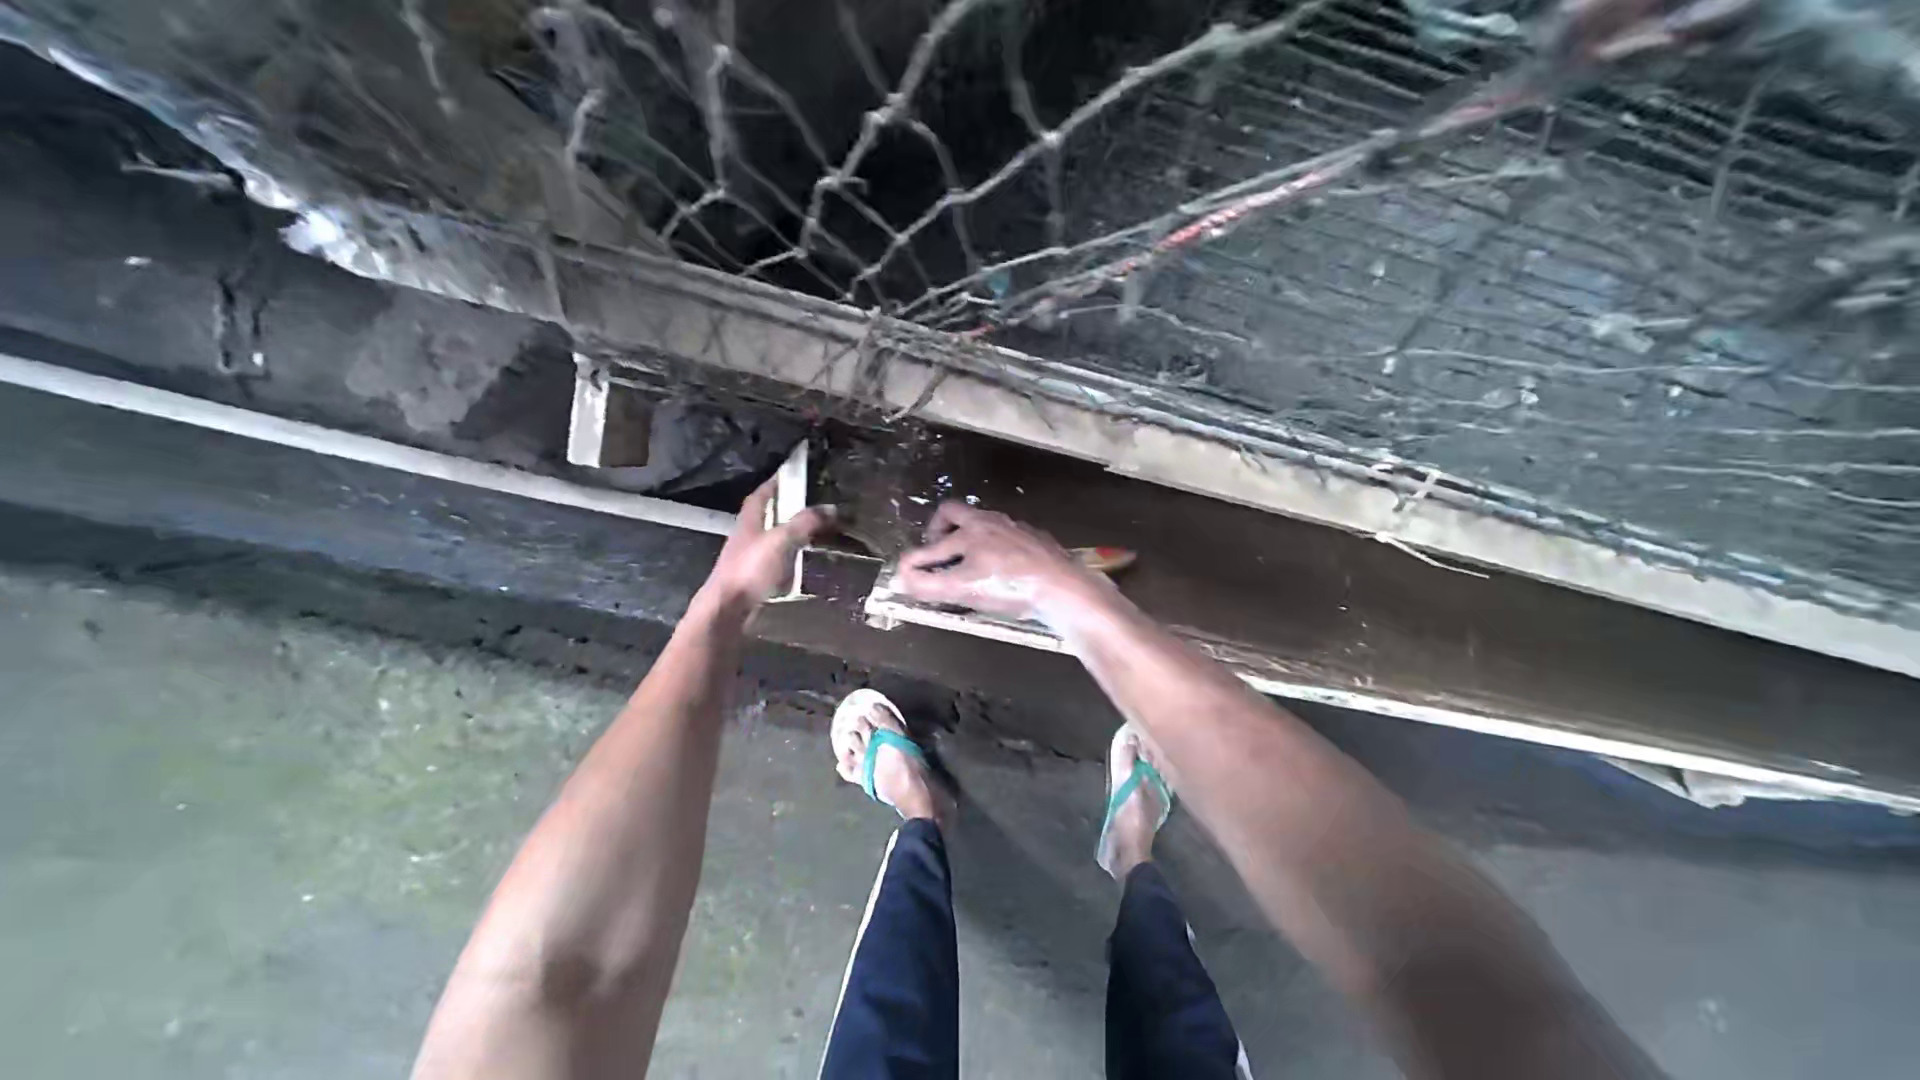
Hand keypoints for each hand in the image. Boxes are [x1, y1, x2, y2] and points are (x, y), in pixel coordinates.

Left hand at [695, 476, 834, 616]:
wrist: (727, 612)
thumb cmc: (750, 570)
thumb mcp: (781, 541)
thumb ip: (804, 523)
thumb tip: (831, 507)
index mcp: (748, 523)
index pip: (759, 496)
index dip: (773, 484)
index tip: (789, 474)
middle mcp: (746, 540)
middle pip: (766, 519)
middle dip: (785, 511)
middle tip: (811, 507)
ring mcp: (748, 563)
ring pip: (771, 543)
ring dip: (789, 539)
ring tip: (814, 536)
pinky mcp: (754, 583)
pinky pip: (776, 566)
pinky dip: (790, 563)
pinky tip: (804, 567)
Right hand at [895, 502, 1114, 625]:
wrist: (1063, 588)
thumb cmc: (1009, 587)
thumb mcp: (962, 589)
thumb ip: (927, 585)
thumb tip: (899, 580)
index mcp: (971, 529)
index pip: (933, 539)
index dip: (916, 559)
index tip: (908, 573)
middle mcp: (992, 522)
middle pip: (956, 513)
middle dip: (941, 530)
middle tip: (938, 551)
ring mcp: (1017, 529)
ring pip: (986, 525)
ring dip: (971, 539)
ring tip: (968, 562)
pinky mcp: (1037, 541)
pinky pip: (1010, 538)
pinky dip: (998, 549)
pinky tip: (1003, 570)